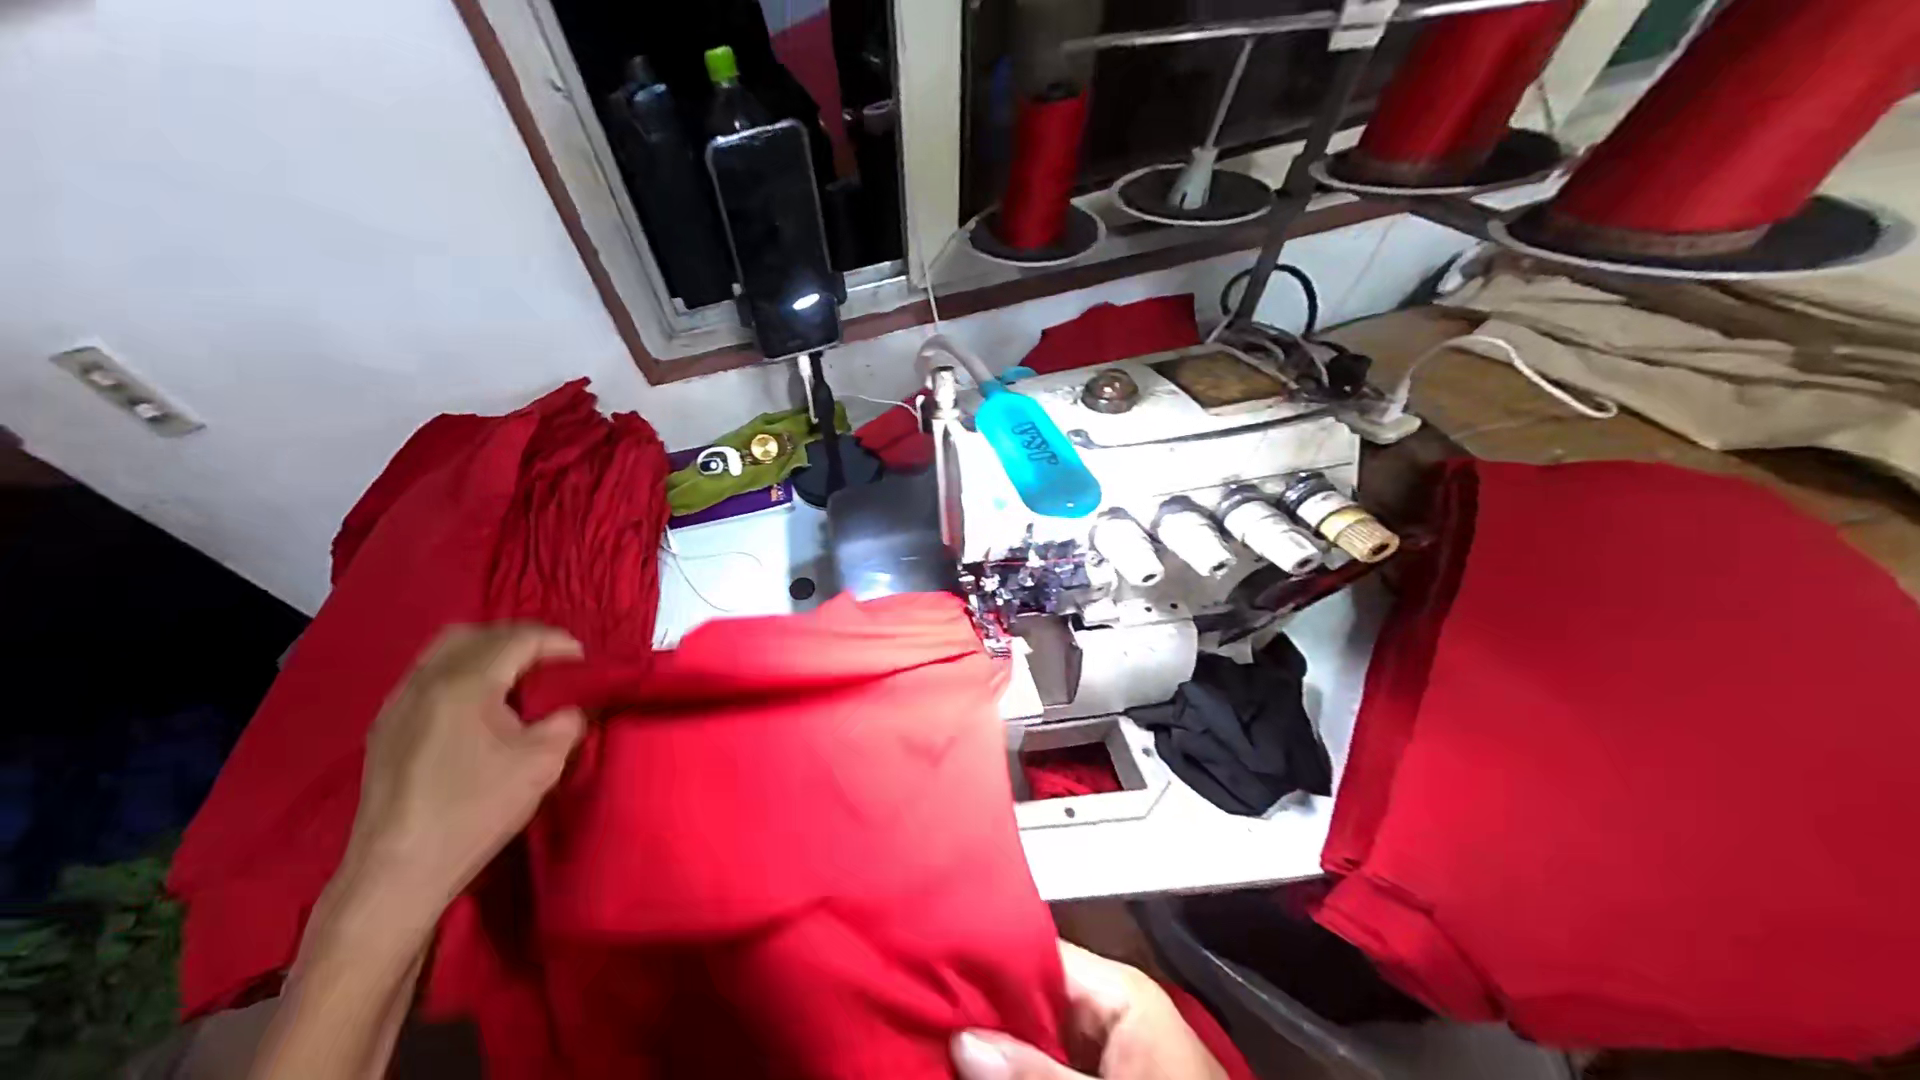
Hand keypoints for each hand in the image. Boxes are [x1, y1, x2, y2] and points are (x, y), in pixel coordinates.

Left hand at [339, 623, 586, 922]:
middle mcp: (425, 681)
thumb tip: (573, 708)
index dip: (558, 642)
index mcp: (465, 684)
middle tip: (552, 662)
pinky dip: (461, 672)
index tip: (584, 660)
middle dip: (520, 639)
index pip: (519, 639)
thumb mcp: (543, 763)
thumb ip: (568, 721)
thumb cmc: (476, 811)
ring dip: (488, 652)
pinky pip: (428, 676)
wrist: (399, 871)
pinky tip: (480, 704)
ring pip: (445, 650)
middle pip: (477, 633)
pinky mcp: (386, 727)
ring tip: (518, 678)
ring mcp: (398, 703)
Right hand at [952, 942, 1228, 1079]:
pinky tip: (982, 1072)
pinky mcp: (1104, 1070)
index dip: (986, 967)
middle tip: (927, 1016)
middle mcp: (1110, 1006)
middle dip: (985, 1014)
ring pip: (1036, 1033)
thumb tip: (963, 1040)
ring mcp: (1107, 1042)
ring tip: (941, 1041)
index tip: (935, 973)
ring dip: (996, 1046)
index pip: (1038, 957)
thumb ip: (1037, 1071)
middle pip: (1031, 997)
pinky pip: (1051, 1058)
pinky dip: (1020, 1067)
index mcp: (1119, 989)